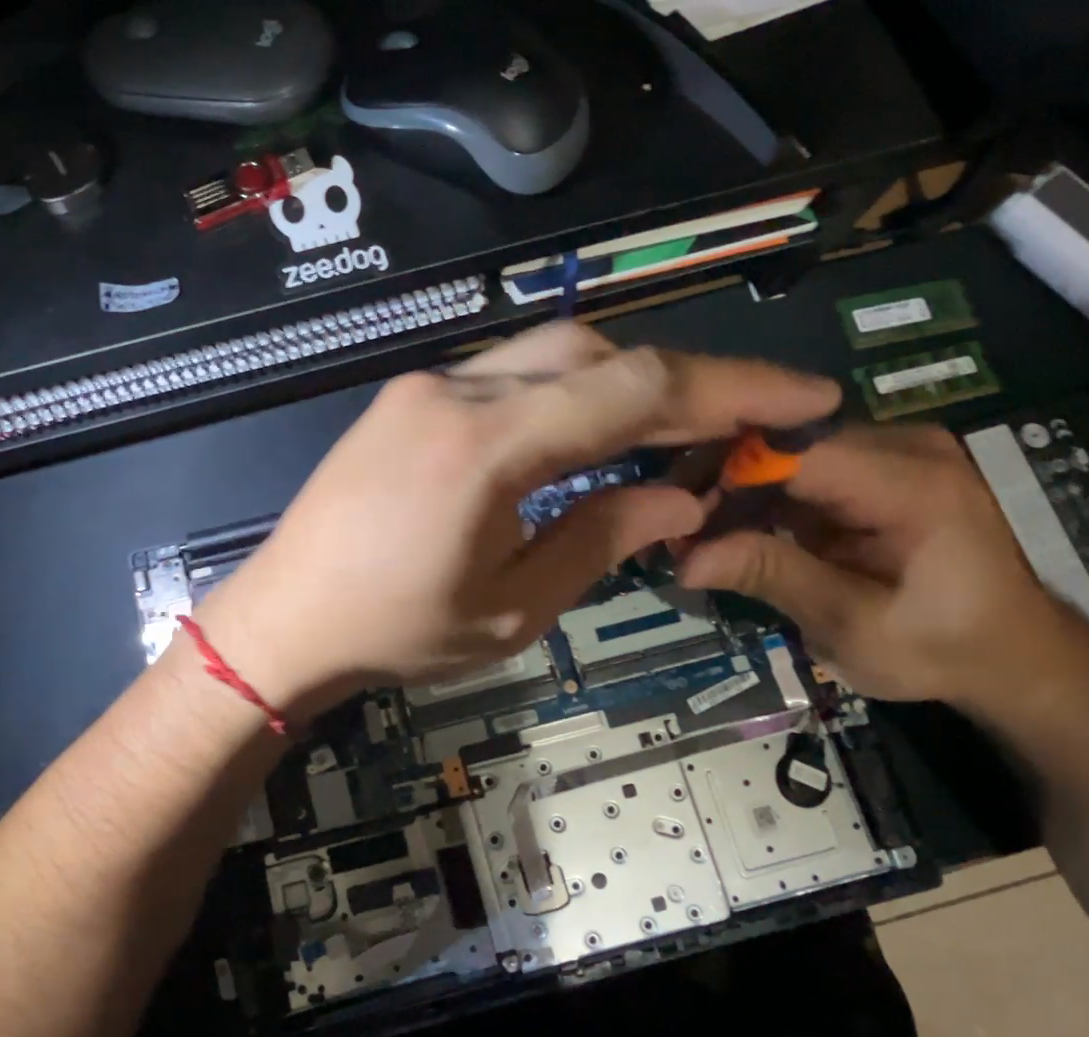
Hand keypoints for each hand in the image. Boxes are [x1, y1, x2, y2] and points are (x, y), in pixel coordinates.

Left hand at [191, 322, 839, 716]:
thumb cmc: (395, 631)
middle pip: (595, 352)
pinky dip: (560, 393)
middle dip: (679, 382)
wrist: (284, 618)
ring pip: (547, 354)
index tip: (805, 397)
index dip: (731, 387)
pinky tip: (584, 434)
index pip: (636, 387)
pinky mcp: (404, 398)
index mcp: (489, 443)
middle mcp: (456, 389)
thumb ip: (601, 538)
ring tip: (670, 434)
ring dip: (617, 383)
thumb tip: (684, 500)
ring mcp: (424, 386)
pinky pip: (502, 374)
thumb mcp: (513, 607)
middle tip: (738, 425)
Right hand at [677, 424, 1077, 705]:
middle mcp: (906, 447)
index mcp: (913, 483)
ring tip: (691, 536)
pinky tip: (729, 531)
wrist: (1014, 657)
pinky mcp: (880, 468)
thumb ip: (773, 578)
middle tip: (672, 532)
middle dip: (722, 484)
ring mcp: (894, 452)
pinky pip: (804, 469)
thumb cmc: (943, 649)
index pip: (794, 451)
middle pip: (786, 445)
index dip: (724, 476)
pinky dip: (762, 500)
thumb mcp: (852, 625)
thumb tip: (684, 561)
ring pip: (787, 454)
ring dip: (736, 493)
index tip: (671, 517)